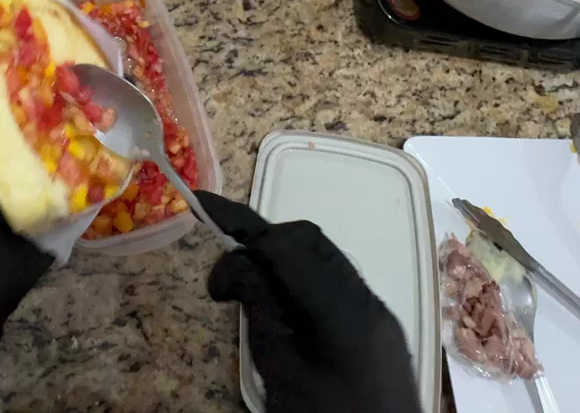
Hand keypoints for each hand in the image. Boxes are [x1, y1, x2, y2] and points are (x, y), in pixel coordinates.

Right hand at [197, 191, 420, 412]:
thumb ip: (259, 308)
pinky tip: (280, 309)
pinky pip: (335, 285)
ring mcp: (377, 316)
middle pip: (308, 242)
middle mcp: (367, 300)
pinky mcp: (378, 333)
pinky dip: (301, 282)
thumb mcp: (281, 372)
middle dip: (262, 241)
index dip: (240, 220)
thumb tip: (235, 264)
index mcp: (343, 309)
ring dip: (282, 261)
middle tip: (225, 272)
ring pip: (323, 259)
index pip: (284, 243)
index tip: (201, 207)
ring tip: (246, 290)